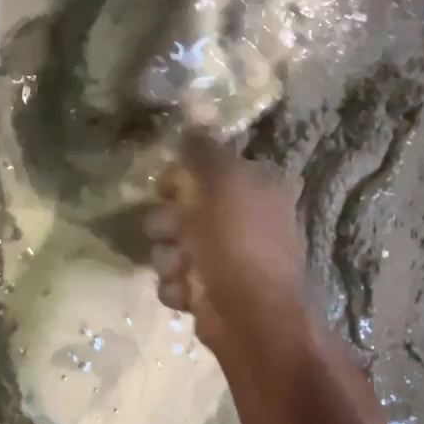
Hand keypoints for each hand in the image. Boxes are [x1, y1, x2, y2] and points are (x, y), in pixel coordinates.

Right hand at [145, 133, 307, 354]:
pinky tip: (188, 294)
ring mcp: (224, 259)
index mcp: (256, 187)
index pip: (207, 169)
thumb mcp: (223, 182)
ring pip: (171, 247)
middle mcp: (242, 221)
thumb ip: (204, 148)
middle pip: (182, 209)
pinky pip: (174, 281)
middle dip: (167, 223)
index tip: (167, 187)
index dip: (181, 178)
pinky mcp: (207, 293)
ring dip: (168, 258)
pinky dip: (176, 288)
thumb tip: (193, 107)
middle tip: (172, 232)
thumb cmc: (240, 243)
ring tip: (182, 270)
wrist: (249, 317)